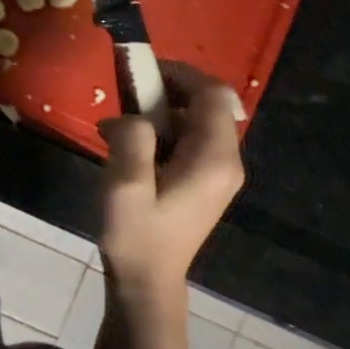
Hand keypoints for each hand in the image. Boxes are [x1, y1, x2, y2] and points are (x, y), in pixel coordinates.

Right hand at [98, 62, 245, 293]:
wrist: (147, 279)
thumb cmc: (136, 233)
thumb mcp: (124, 185)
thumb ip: (131, 141)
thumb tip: (130, 116)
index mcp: (213, 158)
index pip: (214, 95)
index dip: (182, 73)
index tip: (143, 69)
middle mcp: (225, 161)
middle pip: (210, 105)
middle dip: (170, 89)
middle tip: (127, 93)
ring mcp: (217, 173)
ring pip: (198, 121)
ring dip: (163, 110)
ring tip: (123, 120)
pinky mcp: (204, 182)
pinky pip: (190, 139)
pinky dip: (164, 129)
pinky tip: (133, 144)